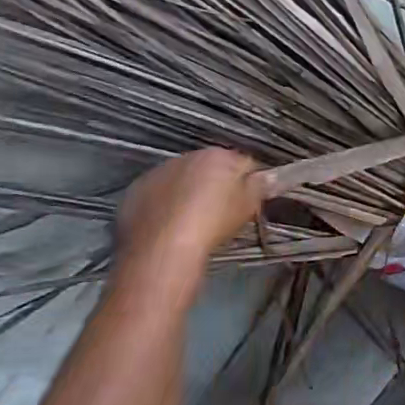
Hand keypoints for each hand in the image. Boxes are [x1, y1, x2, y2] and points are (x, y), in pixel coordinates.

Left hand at [115, 149, 268, 285]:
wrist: (162, 249)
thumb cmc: (213, 224)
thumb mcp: (248, 206)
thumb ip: (260, 186)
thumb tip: (269, 176)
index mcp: (217, 156)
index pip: (242, 163)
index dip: (247, 182)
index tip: (246, 203)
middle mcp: (185, 157)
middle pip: (209, 168)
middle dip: (215, 185)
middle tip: (219, 213)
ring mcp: (156, 173)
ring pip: (180, 180)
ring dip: (188, 193)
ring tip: (191, 222)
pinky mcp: (134, 191)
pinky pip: (157, 194)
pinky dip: (164, 204)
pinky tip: (168, 226)